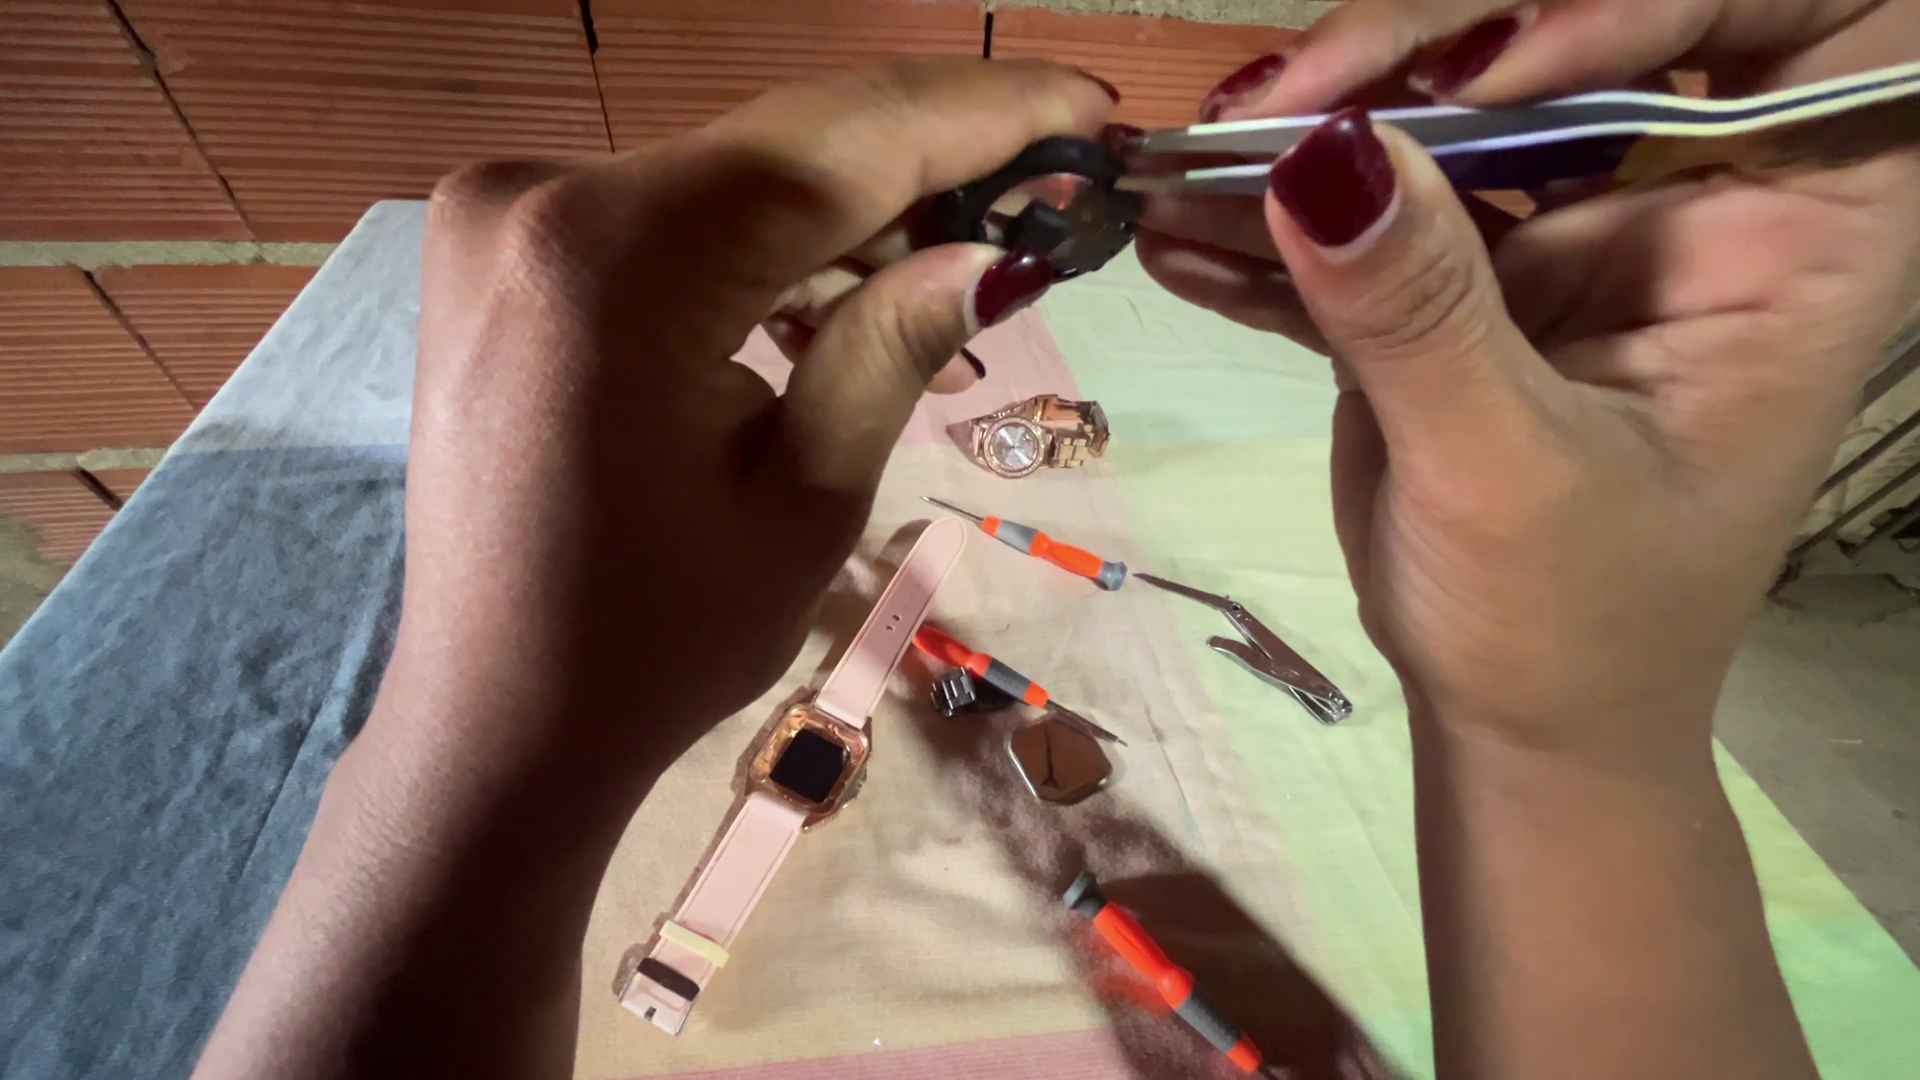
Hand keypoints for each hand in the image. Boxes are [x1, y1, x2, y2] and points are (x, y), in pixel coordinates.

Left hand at [401, 60, 1113, 764]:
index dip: (982, 114)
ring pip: (734, 185)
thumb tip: (996, 256)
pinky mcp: (508, 258)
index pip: (841, 140)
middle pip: (786, 151)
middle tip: (1037, 206)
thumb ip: (895, 348)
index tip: (1084, 109)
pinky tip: (842, 308)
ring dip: (853, 226)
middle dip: (927, 173)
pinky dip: (771, 257)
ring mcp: (506, 220)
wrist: (509, 713)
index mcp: (620, 262)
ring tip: (951, 290)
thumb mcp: (808, 501)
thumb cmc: (664, 639)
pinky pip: (677, 227)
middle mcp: (540, 196)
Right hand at [1141, 0, 1919, 761]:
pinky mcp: (1428, 319)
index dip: (1636, 11)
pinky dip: (1256, 262)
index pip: (1788, 24)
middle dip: (1392, 83)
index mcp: (1781, 235)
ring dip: (1284, 175)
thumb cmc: (1563, 618)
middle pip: (1539, 79)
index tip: (1474, 77)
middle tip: (1257, 115)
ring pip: (1410, 168)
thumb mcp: (1500, 467)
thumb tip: (1318, 160)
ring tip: (1173, 178)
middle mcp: (1658, 220)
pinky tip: (1173, 251)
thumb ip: (1418, 311)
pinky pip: (1341, 263)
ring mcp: (1527, 266)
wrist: (1506, 708)